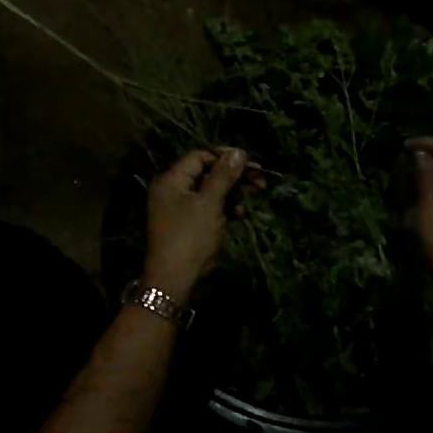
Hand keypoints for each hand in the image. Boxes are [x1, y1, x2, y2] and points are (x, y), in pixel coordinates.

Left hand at [144, 148, 248, 300]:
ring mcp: (180, 210)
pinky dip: (225, 209)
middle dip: (234, 175)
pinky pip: (209, 209)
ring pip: (210, 192)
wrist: (174, 280)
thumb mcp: (209, 203)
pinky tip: (241, 214)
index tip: (251, 163)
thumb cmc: (190, 238)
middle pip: (207, 173)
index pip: (200, 157)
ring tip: (255, 195)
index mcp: (171, 180)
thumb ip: (223, 176)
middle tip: (261, 180)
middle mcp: (173, 191)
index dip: (225, 157)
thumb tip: (237, 152)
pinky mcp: (189, 226)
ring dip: (233, 192)